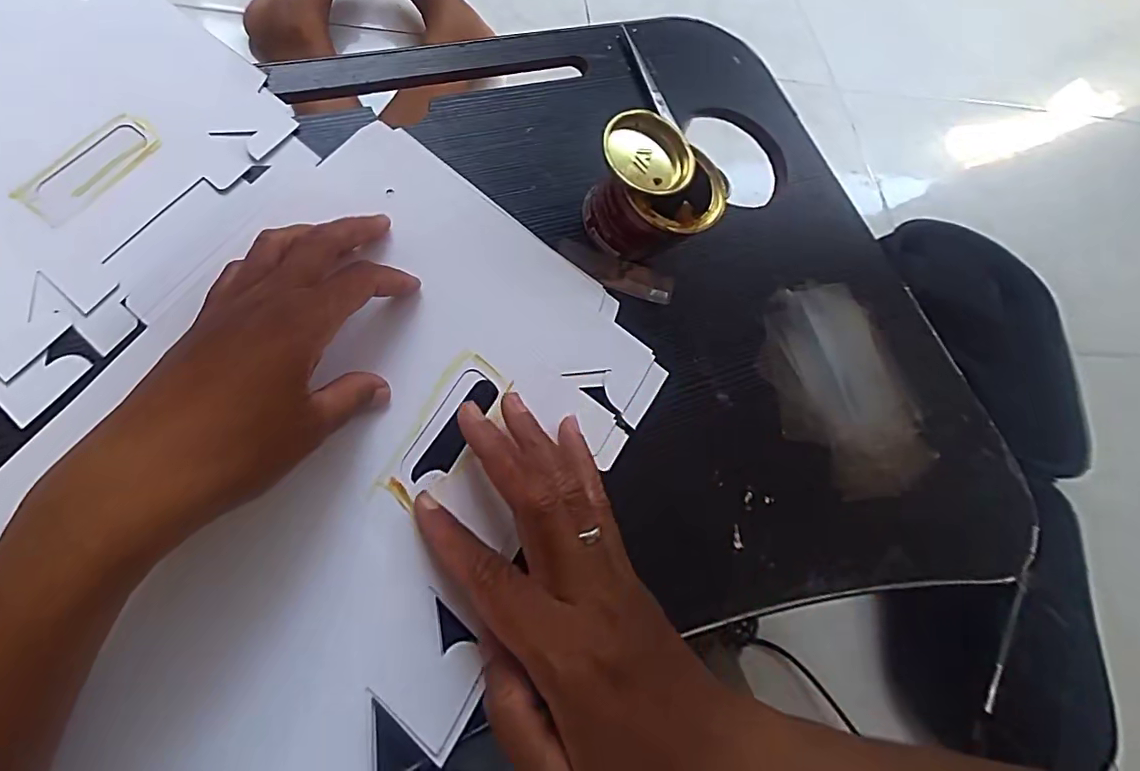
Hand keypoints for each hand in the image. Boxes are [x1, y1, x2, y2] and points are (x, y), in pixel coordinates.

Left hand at [24, 215, 418, 579]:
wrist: (145, 469)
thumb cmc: (233, 450)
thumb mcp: (306, 428)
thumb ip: (347, 398)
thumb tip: (374, 387)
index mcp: (300, 322)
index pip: (355, 283)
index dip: (386, 280)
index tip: (406, 286)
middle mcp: (266, 302)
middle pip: (317, 246)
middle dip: (353, 232)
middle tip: (377, 227)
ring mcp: (230, 308)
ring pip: (275, 247)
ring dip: (308, 234)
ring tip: (328, 236)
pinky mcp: (204, 323)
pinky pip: (241, 271)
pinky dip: (265, 258)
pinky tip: (268, 273)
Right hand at [412, 395, 756, 770]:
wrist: (714, 757)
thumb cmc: (634, 768)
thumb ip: (511, 713)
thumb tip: (489, 643)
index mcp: (566, 652)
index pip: (495, 583)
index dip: (454, 542)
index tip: (426, 501)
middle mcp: (591, 597)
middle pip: (539, 509)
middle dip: (502, 456)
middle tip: (473, 416)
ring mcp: (614, 575)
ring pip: (571, 493)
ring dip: (538, 443)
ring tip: (515, 404)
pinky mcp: (626, 567)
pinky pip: (599, 504)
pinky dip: (582, 462)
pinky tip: (569, 432)